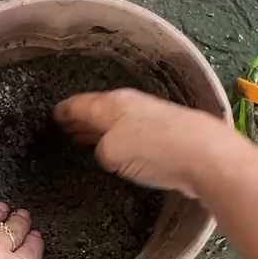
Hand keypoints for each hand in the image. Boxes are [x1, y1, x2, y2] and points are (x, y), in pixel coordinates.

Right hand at [54, 88, 253, 198]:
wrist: (205, 155)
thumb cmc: (155, 149)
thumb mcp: (112, 152)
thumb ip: (100, 149)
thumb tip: (107, 149)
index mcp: (112, 103)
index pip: (79, 104)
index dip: (64, 111)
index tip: (52, 115)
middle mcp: (130, 105)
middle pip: (98, 110)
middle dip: (80, 119)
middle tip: (65, 127)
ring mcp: (150, 117)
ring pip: (115, 121)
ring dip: (99, 128)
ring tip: (86, 137)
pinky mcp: (166, 134)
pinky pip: (132, 133)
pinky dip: (118, 138)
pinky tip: (119, 149)